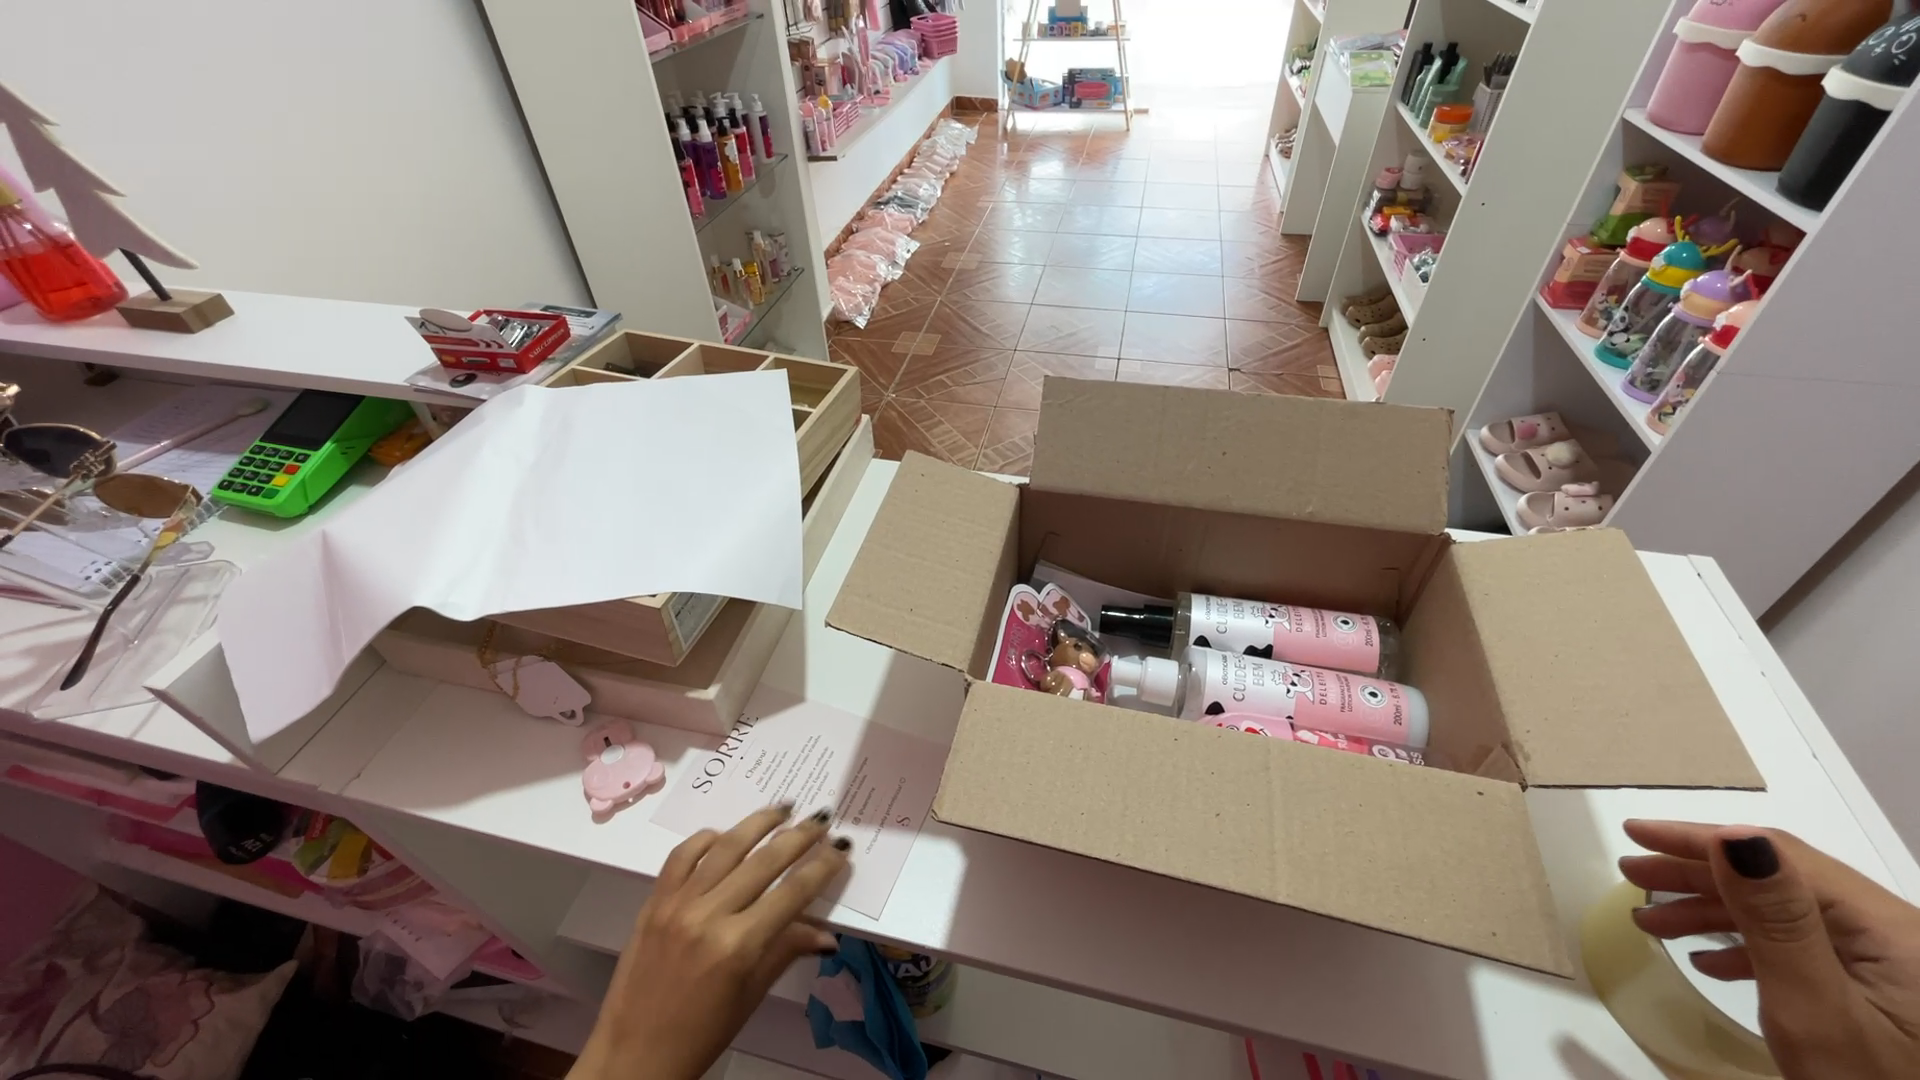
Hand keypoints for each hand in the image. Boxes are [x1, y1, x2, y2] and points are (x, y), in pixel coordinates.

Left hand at [571, 804, 849, 1079]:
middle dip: (800, 836)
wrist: (632, 1056)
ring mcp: (678, 904)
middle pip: (765, 860)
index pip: (793, 892)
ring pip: (726, 846)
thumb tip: (827, 934)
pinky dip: (708, 838)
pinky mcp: (654, 901)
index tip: (841, 848)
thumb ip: (787, 951)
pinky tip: (726, 834)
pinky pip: (683, 855)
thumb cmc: (701, 1034)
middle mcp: (709, 916)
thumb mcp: (752, 996)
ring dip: (759, 822)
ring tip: (783, 808)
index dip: (822, 866)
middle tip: (822, 818)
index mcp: (739, 946)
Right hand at [1621, 819, 1919, 1078]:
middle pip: (1780, 879)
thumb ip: (1776, 920)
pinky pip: (1804, 945)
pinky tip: (1710, 962)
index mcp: (1891, 928)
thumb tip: (1736, 838)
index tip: (1634, 834)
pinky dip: (1747, 943)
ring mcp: (1895, 965)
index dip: (1700, 838)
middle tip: (1630, 874)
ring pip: (1785, 911)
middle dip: (1696, 871)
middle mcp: (1899, 934)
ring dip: (1713, 909)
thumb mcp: (1813, 1009)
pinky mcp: (1886, 992)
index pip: (1780, 856)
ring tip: (1653, 921)